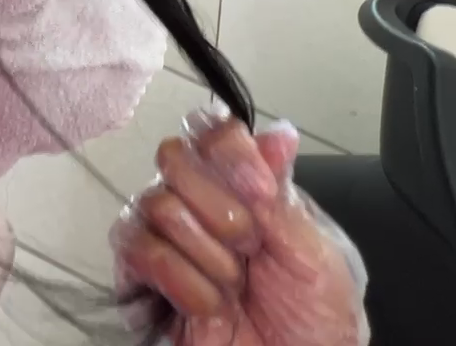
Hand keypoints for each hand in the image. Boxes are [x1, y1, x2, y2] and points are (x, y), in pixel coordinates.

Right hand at [112, 114, 367, 345]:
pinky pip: (138, 246)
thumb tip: (278, 132)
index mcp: (238, 186)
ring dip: (209, 257)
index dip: (226, 150)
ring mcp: (157, 226)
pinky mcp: (133, 263)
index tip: (258, 189)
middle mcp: (191, 195)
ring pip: (157, 204)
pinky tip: (207, 302)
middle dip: (220, 209)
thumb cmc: (315, 325)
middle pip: (172, 156)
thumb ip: (285, 196)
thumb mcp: (321, 261)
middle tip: (249, 248)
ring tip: (232, 287)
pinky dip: (183, 281)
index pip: (208, 130)